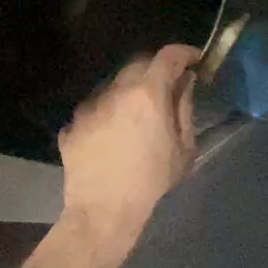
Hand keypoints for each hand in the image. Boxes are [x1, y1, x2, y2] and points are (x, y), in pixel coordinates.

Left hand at [54, 45, 200, 267]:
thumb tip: (185, 83)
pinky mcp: (72, 125)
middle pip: (138, 64)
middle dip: (156, 70)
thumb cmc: (153, 185)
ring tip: (139, 115)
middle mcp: (115, 91)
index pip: (168, 56)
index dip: (185, 53)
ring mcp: (89, 107)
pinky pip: (96, 110)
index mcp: (148, 94)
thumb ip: (184, 109)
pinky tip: (115, 136)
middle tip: (169, 87)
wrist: (104, 214)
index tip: (195, 60)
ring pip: (114, 86)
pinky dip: (109, 113)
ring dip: (130, 92)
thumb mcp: (183, 149)